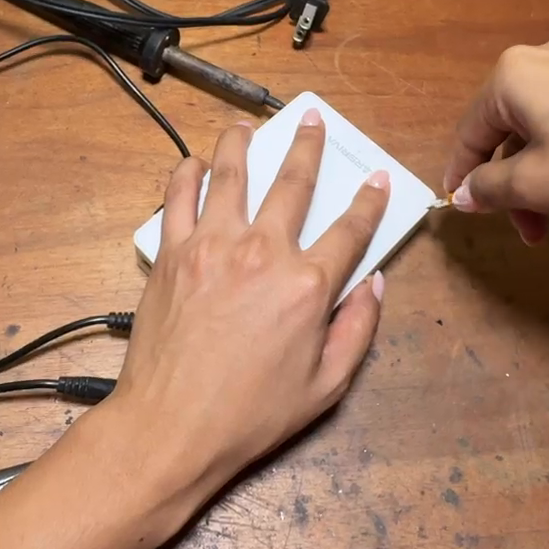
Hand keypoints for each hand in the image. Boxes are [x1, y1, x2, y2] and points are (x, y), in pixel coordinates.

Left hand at [111, 110, 389, 499]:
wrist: (170, 428)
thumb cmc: (250, 415)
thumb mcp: (326, 387)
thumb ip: (358, 329)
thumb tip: (373, 282)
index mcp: (307, 285)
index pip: (351, 229)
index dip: (370, 200)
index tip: (378, 178)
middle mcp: (263, 252)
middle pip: (293, 182)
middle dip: (308, 146)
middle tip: (311, 120)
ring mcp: (213, 245)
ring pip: (231, 174)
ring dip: (242, 142)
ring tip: (246, 124)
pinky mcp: (173, 252)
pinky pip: (178, 197)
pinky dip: (187, 173)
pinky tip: (194, 163)